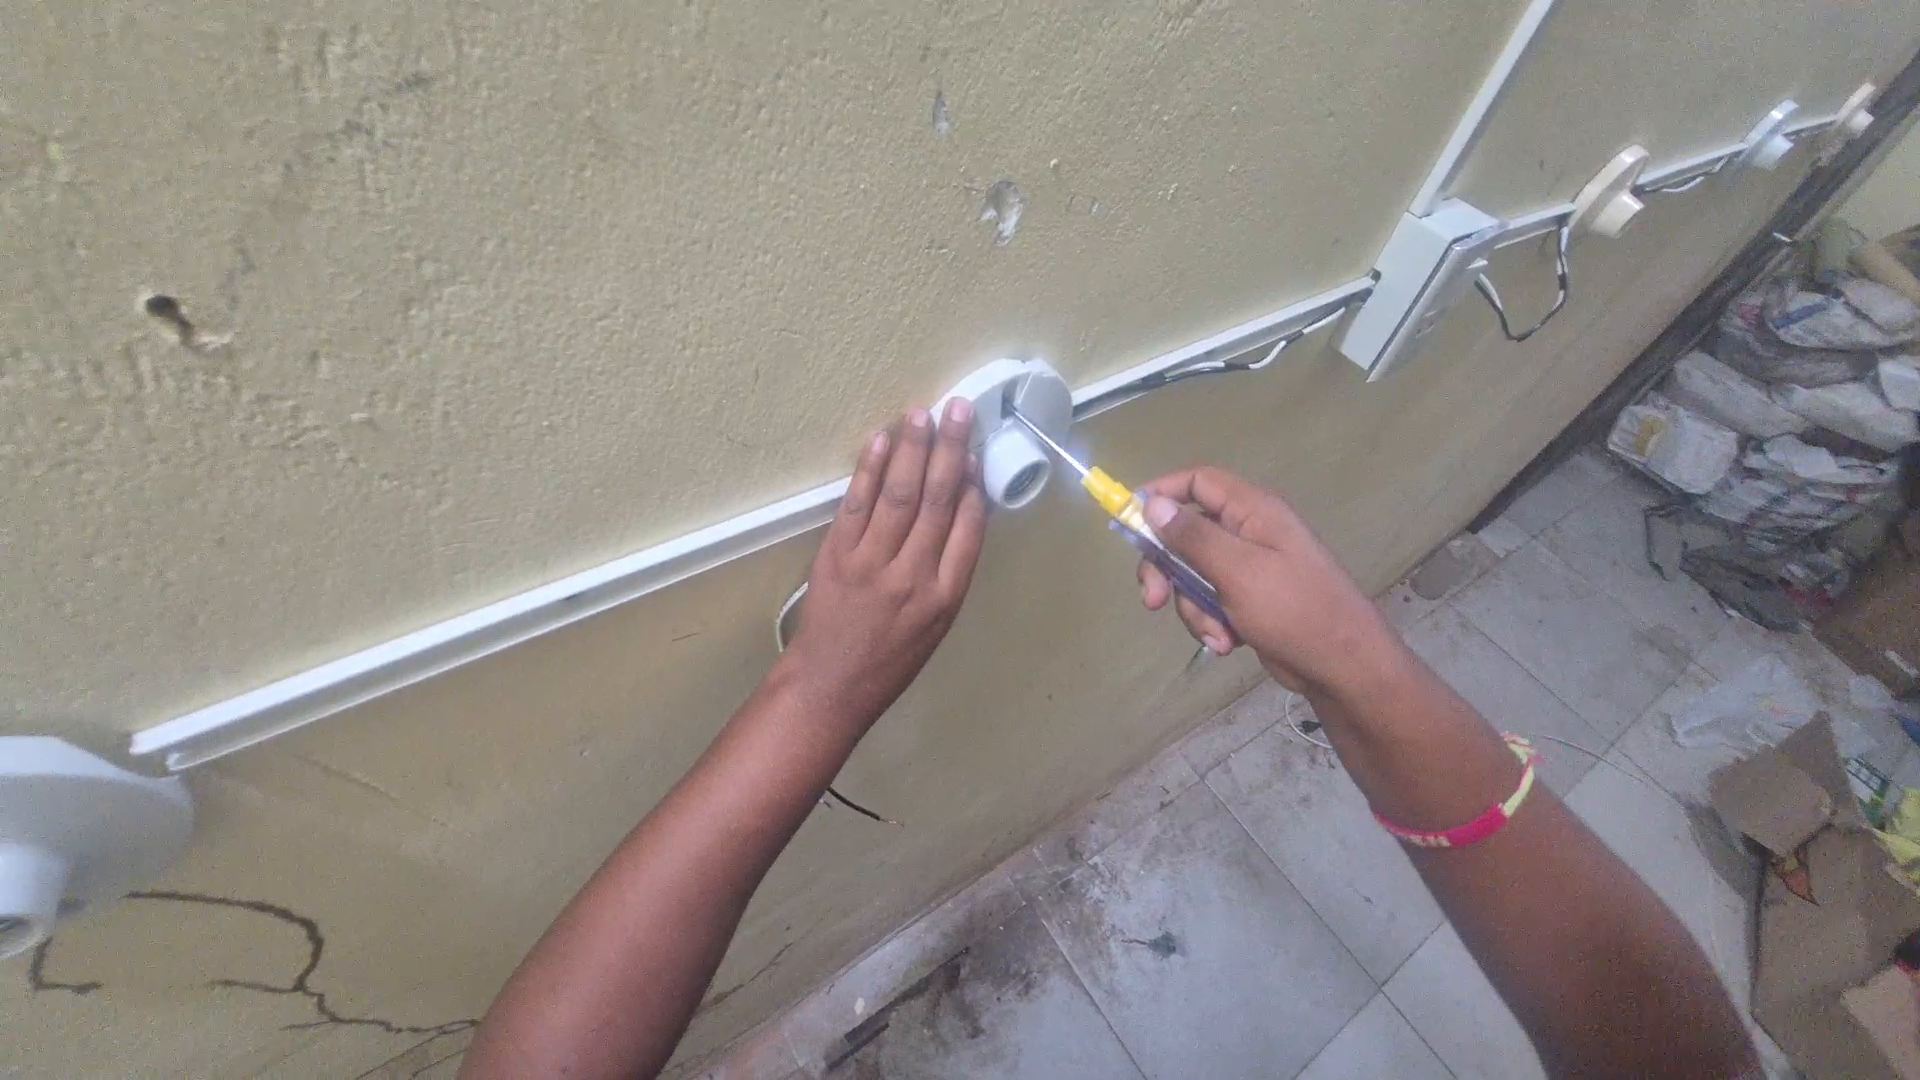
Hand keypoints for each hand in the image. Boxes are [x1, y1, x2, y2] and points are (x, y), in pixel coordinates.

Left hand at [777, 400, 989, 730]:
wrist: (831, 685)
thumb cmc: (890, 661)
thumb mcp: (937, 626)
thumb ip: (950, 571)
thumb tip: (960, 515)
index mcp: (945, 596)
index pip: (969, 529)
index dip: (975, 485)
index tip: (977, 452)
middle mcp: (913, 576)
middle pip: (938, 501)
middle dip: (951, 450)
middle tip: (960, 409)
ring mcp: (872, 563)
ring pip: (899, 495)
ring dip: (912, 449)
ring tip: (923, 414)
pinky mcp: (836, 555)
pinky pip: (856, 504)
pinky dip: (869, 470)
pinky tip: (881, 441)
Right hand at [1136, 467, 1394, 694]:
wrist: (1344, 668)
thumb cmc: (1295, 610)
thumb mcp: (1237, 571)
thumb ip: (1192, 536)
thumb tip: (1153, 503)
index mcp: (1252, 512)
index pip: (1197, 482)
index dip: (1161, 494)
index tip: (1128, 518)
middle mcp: (1248, 533)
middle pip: (1185, 534)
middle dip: (1165, 570)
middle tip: (1153, 600)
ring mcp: (1248, 568)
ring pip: (1192, 575)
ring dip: (1192, 607)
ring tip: (1216, 634)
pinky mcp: (1247, 599)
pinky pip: (1209, 601)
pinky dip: (1210, 622)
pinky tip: (1227, 642)